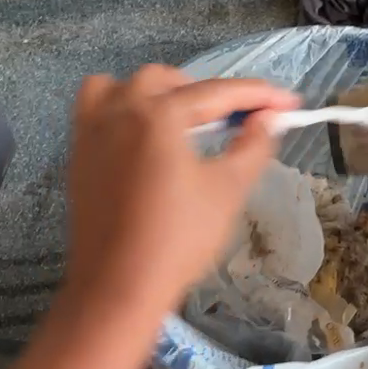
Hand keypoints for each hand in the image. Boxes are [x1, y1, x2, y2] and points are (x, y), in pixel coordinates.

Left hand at [59, 66, 298, 333]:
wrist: (117, 287)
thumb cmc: (178, 239)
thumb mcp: (228, 190)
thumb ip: (253, 145)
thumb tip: (268, 118)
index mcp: (159, 115)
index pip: (218, 93)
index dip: (258, 95)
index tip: (289, 101)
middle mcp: (121, 110)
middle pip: (169, 81)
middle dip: (207, 92)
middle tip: (236, 120)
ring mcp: (93, 130)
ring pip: (127, 85)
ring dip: (160, 92)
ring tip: (184, 121)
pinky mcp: (78, 153)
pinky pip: (97, 106)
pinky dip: (122, 106)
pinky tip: (141, 134)